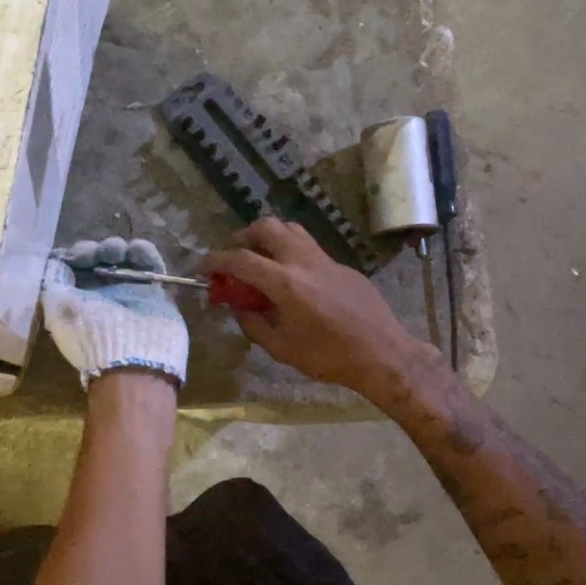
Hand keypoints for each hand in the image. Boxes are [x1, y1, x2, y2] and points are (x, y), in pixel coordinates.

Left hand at [41, 238, 189, 389]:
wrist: (133, 359)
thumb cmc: (91, 334)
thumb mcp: (57, 310)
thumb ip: (53, 283)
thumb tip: (55, 263)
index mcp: (77, 301)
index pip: (72, 268)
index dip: (73, 255)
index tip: (74, 254)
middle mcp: (101, 295)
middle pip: (97, 259)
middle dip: (94, 250)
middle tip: (98, 254)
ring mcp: (129, 292)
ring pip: (122, 258)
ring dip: (117, 247)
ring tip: (117, 252)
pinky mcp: (154, 291)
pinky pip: (149, 263)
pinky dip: (143, 252)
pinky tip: (137, 251)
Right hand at [203, 218, 432, 390]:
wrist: (382, 353)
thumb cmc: (328, 357)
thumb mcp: (281, 349)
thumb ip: (253, 324)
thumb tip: (237, 308)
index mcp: (286, 284)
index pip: (241, 260)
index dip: (216, 260)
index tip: (203, 267)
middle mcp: (304, 262)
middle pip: (267, 228)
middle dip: (243, 236)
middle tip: (234, 255)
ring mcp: (326, 260)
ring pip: (292, 230)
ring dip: (270, 238)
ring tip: (261, 260)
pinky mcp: (342, 266)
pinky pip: (309, 249)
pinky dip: (291, 254)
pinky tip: (292, 281)